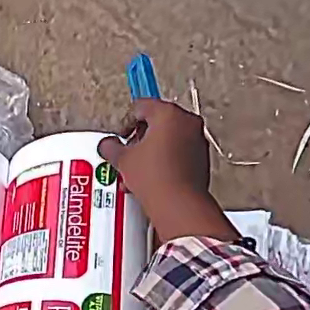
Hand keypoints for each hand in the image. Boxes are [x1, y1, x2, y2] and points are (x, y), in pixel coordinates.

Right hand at [97, 100, 237, 242]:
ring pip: (169, 138)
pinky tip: (152, 176)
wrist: (177, 203)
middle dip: (140, 137)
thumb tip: (107, 145)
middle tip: (129, 151)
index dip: (126, 122)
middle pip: (158, 121)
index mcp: (168, 114)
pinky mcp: (201, 158)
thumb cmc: (156, 177)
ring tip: (138, 167)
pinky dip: (165, 160)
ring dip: (152, 150)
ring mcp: (197, 140)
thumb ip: (111, 147)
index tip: (121, 136)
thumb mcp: (123, 160)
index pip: (142, 106)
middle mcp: (187, 122)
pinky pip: (179, 152)